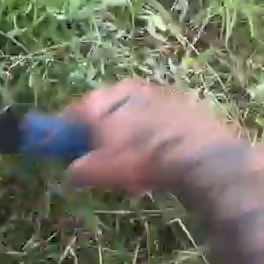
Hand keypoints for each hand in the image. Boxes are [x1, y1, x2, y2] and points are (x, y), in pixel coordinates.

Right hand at [64, 78, 263, 195]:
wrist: (196, 155)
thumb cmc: (138, 161)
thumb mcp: (98, 173)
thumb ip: (79, 171)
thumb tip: (73, 172)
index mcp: (97, 103)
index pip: (71, 113)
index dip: (67, 132)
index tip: (67, 146)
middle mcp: (123, 90)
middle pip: (105, 111)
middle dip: (104, 131)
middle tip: (106, 156)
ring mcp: (155, 92)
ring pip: (134, 114)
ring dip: (132, 133)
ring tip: (138, 164)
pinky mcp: (184, 100)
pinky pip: (160, 118)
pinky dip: (156, 133)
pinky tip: (161, 157)